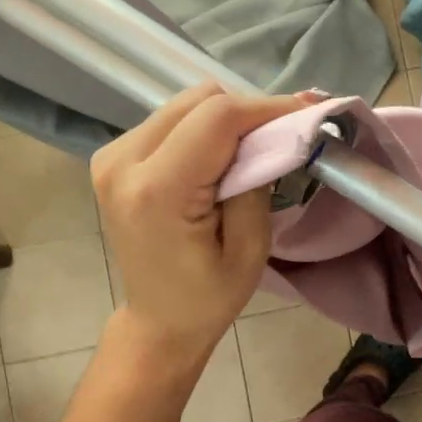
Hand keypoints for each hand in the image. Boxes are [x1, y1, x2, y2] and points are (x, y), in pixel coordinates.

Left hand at [91, 83, 314, 363]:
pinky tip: (224, 155)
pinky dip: (205, 128)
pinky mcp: (113, 157)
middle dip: (249, 111)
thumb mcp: (251, 248)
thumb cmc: (209, 296)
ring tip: (257, 146)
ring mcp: (112, 156)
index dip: (267, 108)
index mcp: (157, 191)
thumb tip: (275, 135)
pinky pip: (171, 120)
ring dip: (227, 118)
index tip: (309, 112)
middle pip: (199, 100)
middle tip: (286, 132)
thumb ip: (258, 182)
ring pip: (185, 104)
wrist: (158, 320)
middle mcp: (124, 162)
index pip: (217, 118)